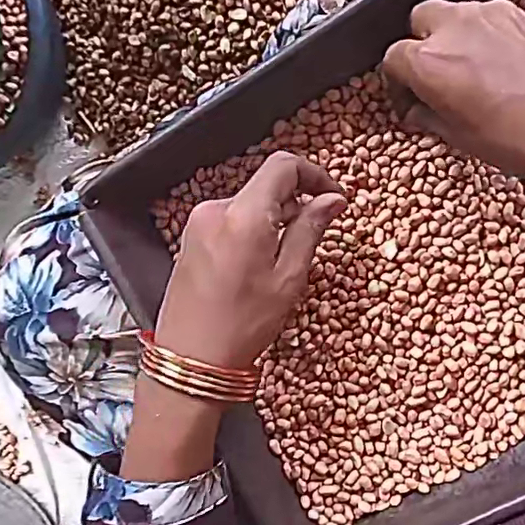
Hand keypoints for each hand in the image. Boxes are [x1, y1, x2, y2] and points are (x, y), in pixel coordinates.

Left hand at [155, 152, 347, 370]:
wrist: (191, 358)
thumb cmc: (241, 325)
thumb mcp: (289, 278)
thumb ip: (311, 230)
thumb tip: (331, 200)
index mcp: (244, 216)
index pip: (283, 166)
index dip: (316, 175)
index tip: (333, 197)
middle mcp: (216, 210)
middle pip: (267, 185)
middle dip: (297, 202)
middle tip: (317, 234)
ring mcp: (199, 223)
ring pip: (251, 204)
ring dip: (276, 218)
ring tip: (286, 259)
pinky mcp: (191, 237)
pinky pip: (232, 220)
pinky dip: (254, 229)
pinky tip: (260, 264)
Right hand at [382, 0, 524, 239]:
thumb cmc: (522, 139)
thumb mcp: (462, 139)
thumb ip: (430, 116)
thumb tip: (417, 109)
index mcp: (429, 62)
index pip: (393, 58)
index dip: (396, 82)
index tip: (408, 100)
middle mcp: (454, 27)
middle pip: (418, 21)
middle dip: (418, 46)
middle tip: (431, 79)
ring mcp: (489, 14)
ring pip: (451, 12)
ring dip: (448, 36)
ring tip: (465, 73)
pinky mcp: (519, 13)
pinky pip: (483, 15)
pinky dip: (478, 33)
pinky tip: (493, 65)